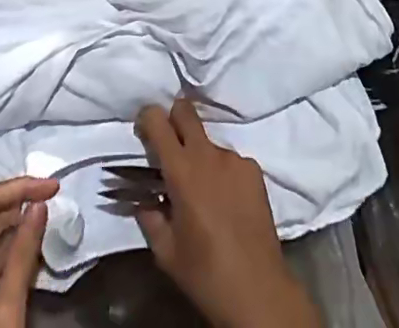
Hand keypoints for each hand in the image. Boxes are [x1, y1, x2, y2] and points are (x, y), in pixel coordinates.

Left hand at [0, 176, 59, 327]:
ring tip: (52, 218)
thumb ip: (23, 254)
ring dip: (21, 226)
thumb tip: (40, 204)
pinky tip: (38, 245)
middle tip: (57, 198)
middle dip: (20, 204)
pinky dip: (16, 250)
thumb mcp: (5, 310)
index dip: (19, 188)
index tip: (55, 187)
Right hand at [133, 100, 320, 327]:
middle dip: (174, 118)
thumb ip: (150, 216)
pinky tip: (225, 201)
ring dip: (200, 156)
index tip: (143, 129)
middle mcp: (209, 155)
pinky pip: (230, 161)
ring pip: (209, 143)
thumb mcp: (165, 249)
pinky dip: (222, 172)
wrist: (256, 286)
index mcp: (182, 171)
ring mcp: (236, 159)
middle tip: (168, 145)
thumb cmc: (203, 271)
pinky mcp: (255, 170)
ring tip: (202, 192)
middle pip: (187, 113)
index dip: (148, 118)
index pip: (159, 121)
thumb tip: (144, 199)